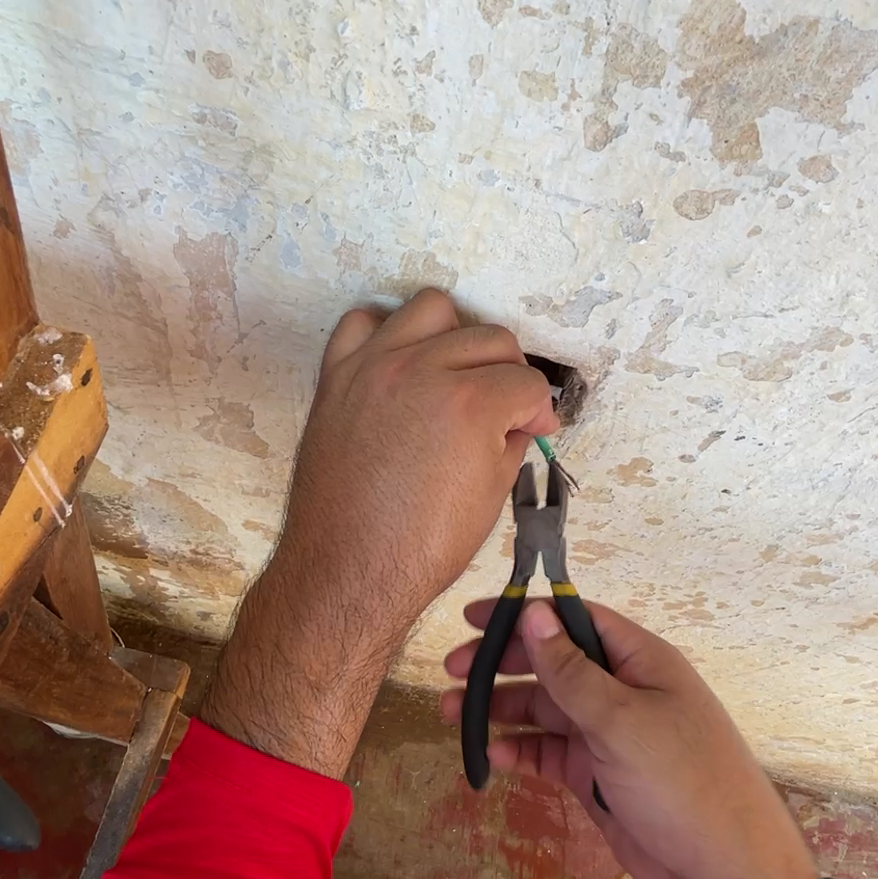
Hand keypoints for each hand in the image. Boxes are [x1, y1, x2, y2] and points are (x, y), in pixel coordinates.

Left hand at [271, 289, 559, 626]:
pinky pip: (362, 322)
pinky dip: (386, 333)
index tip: (537, 427)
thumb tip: (520, 419)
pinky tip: (400, 364)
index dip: (540, 409)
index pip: (528, 383)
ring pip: (432, 308)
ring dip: (455, 336)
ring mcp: (374, 367)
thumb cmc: (420, 547)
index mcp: (471, 403)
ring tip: (454, 373)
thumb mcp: (490, 496)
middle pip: (490, 338)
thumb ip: (512, 441)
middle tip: (505, 407)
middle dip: (509, 373)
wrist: (349, 570)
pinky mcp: (337, 376)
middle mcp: (422, 370)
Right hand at [442, 599, 819, 878]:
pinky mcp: (594, 773)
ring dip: (499, 708)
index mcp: (637, 660)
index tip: (474, 617)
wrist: (724, 874)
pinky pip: (546, 751)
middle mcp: (619, 689)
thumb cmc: (680, 781)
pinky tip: (490, 755)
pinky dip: (517, 750)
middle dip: (500, 663)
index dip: (524, 614)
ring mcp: (605, 733)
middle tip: (452, 670)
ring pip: (541, 708)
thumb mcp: (621, 720)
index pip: (573, 619)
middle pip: (550, 663)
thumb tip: (532, 612)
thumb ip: (570, 669)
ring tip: (451, 712)